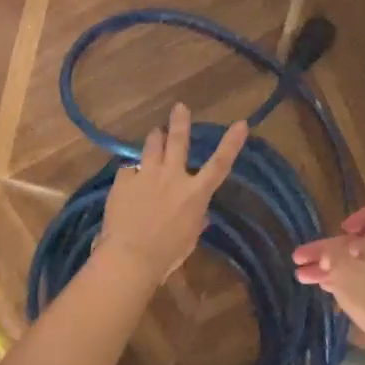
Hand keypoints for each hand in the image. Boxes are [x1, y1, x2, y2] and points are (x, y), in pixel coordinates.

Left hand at [96, 103, 246, 281]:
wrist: (130, 256)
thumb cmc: (166, 255)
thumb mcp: (189, 238)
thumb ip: (195, 220)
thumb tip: (199, 215)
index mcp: (195, 194)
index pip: (219, 164)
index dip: (232, 143)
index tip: (241, 124)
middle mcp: (173, 176)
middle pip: (178, 141)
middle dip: (179, 122)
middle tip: (179, 107)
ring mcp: (147, 175)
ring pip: (151, 145)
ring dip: (154, 139)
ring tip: (154, 135)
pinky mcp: (124, 180)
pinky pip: (129, 169)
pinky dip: (131, 173)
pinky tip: (127, 182)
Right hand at [292, 207, 364, 351]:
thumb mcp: (344, 269)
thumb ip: (331, 254)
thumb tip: (326, 252)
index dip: (361, 217)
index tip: (342, 227)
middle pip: (351, 245)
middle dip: (323, 250)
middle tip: (298, 258)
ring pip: (348, 265)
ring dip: (323, 267)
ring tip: (300, 276)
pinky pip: (351, 281)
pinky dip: (333, 279)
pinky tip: (318, 284)